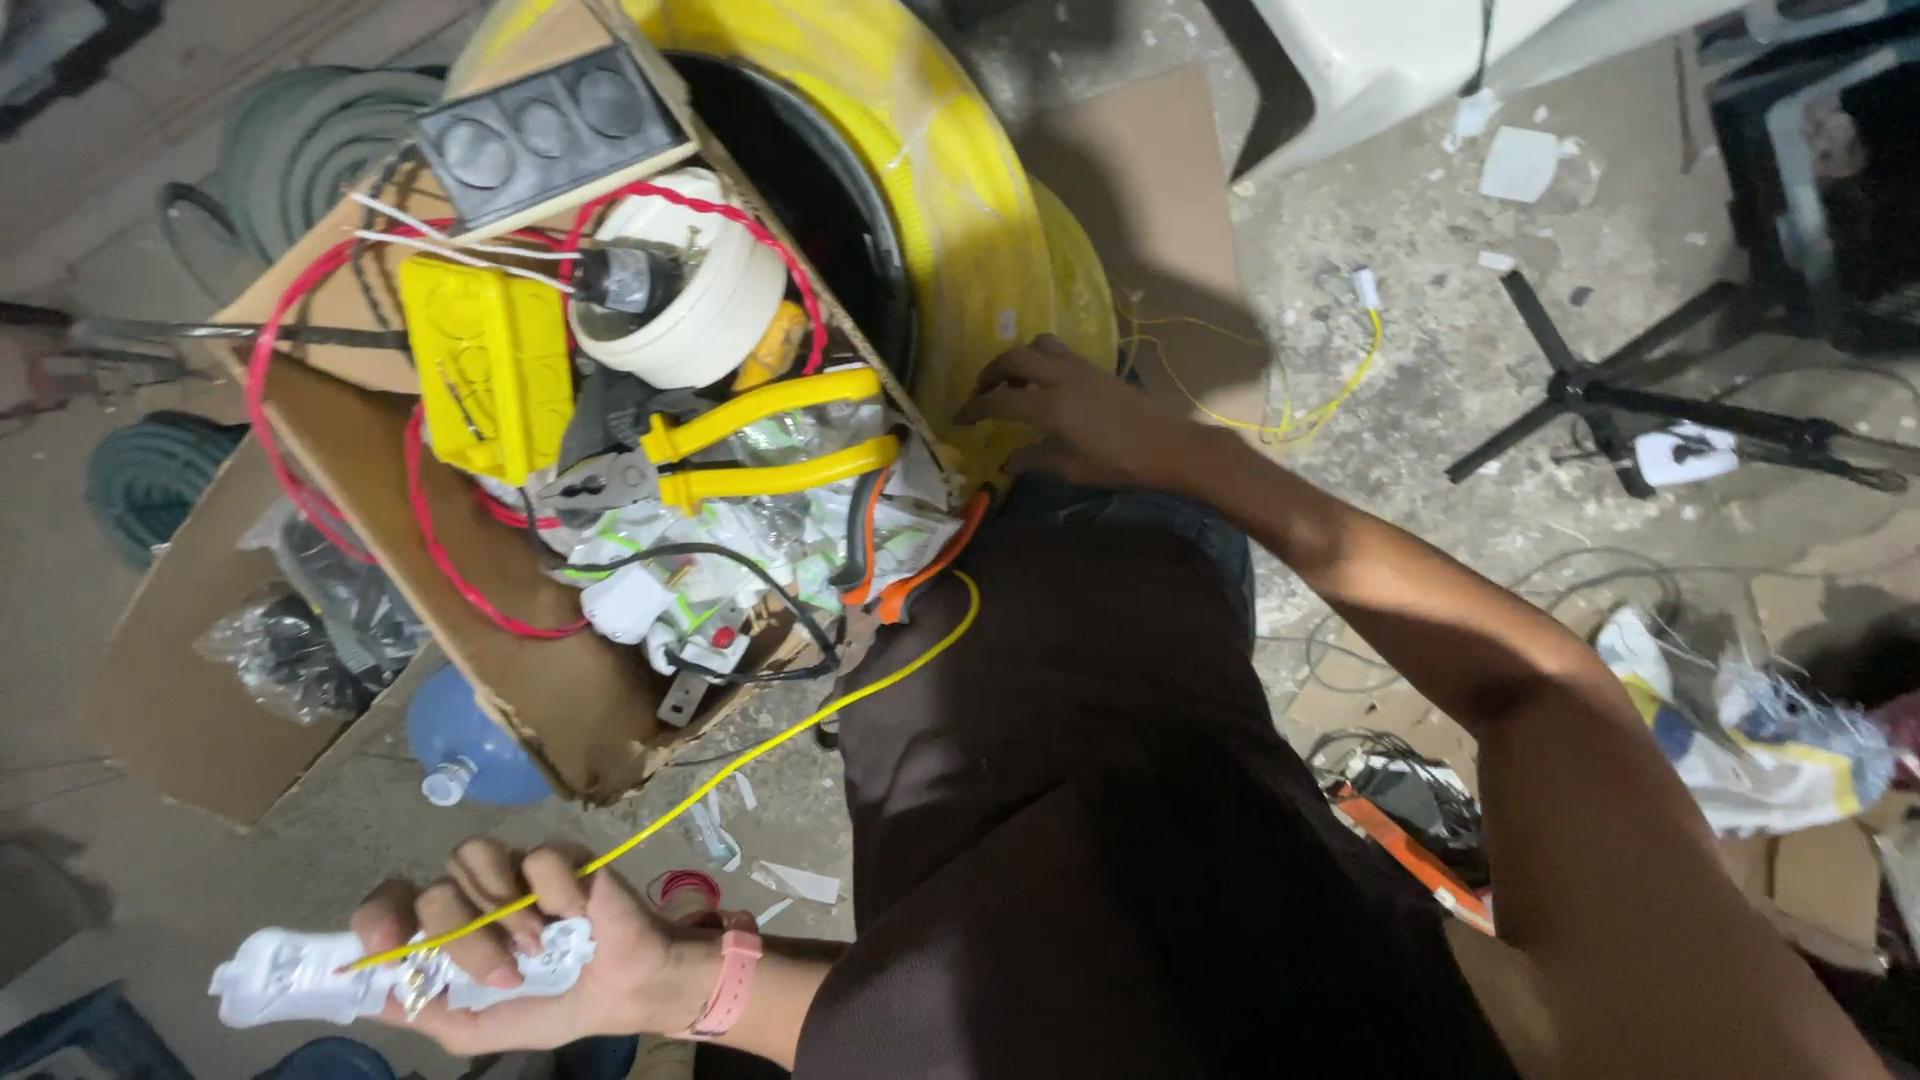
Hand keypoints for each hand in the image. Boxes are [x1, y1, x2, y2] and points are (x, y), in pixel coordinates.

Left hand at [350, 838, 718, 1056]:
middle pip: (436, 888)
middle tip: (504, 973)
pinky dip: (553, 893)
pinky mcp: (566, 854)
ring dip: (500, 908)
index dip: (381, 917)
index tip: (392, 951)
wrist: (621, 990)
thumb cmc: (551, 1007)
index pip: (393, 899)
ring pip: (477, 856)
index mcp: (452, 928)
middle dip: (463, 940)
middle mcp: (478, 892)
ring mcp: (520, 870)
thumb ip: (425, 1010)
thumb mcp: (476, 1028)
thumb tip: (371, 993)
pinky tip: (573, 916)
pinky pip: (540, 857)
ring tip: (534, 943)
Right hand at [955, 334, 1241, 490]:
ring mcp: (1082, 368)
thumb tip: (1008, 462)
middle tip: (981, 394)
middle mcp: (1063, 378)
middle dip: (990, 372)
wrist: (1170, 445)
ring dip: (1018, 358)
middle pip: (1015, 357)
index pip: (1002, 400)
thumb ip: (1037, 459)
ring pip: (1038, 345)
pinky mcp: (1096, 368)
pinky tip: (1042, 384)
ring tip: (1012, 383)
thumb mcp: (1074, 468)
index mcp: (1053, 406)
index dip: (975, 408)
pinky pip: (1058, 351)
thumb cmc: (1122, 463)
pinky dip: (1040, 359)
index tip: (958, 419)